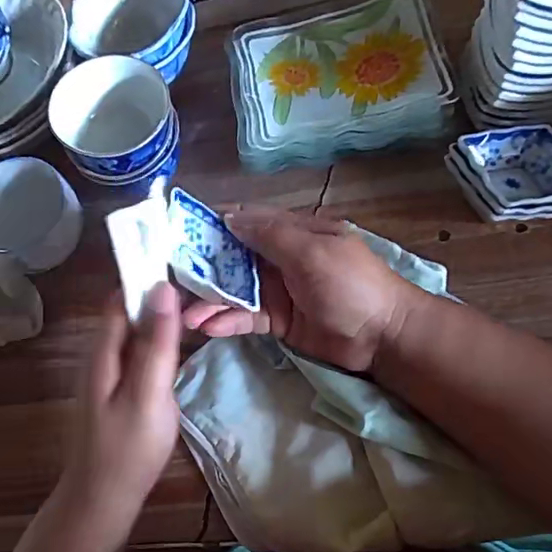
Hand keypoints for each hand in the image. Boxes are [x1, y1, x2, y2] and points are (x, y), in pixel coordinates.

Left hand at [61, 284, 182, 514]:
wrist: (103, 498)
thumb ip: (156, 343)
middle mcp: (100, 355)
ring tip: (200, 302)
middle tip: (203, 279)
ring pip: (134, 331)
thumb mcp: (148, 393)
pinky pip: (138, 352)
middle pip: (127, 310)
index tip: (183, 258)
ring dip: (161, 315)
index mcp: (102, 350)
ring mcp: (108, 374)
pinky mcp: (119, 390)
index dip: (147, 273)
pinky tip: (182, 343)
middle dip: (159, 291)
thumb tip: (163, 287)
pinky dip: (159, 340)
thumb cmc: (128, 448)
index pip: (121, 295)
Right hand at [182, 208, 419, 371]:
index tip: (177, 231)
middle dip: (200, 269)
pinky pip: (244, 317)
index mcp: (292, 232)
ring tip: (184, 316)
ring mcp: (276, 290)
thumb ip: (270, 234)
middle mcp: (279, 257)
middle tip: (168, 281)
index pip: (244, 221)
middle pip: (230, 258)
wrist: (383, 337)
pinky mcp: (276, 320)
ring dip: (208, 301)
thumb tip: (229, 215)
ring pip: (232, 291)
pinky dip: (225, 321)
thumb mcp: (314, 252)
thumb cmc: (352, 285)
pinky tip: (207, 327)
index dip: (211, 224)